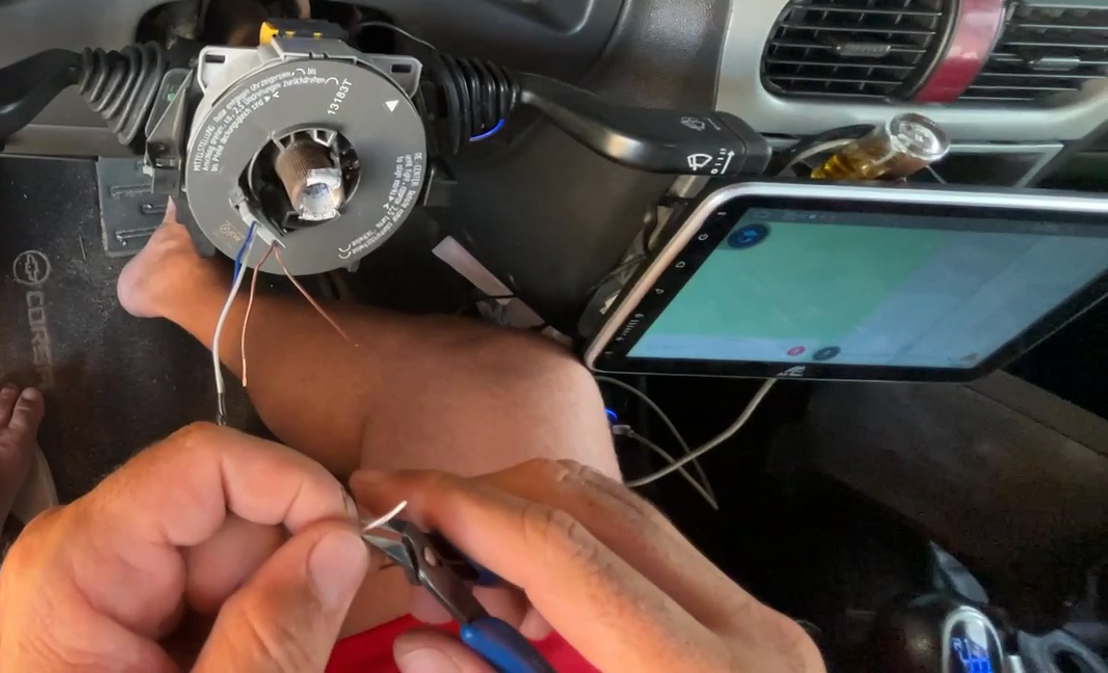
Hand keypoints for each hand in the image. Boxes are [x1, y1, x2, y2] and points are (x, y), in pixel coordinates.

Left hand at [0, 423, 370, 671]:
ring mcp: (102, 569)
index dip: (287, 482)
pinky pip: (209, 582)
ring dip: (273, 594)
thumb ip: (275, 638)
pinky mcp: (122, 600)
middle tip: (324, 637)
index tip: (356, 541)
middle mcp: (83, 541)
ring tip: (274, 665)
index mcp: (78, 558)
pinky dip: (250, 616)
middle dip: (285, 554)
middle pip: (216, 503)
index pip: (199, 463)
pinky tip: (248, 663)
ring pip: (224, 542)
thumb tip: (346, 538)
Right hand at [351, 460, 822, 672]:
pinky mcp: (747, 621)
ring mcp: (755, 617)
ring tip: (464, 580)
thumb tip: (415, 643)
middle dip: (474, 499)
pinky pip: (627, 540)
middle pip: (574, 496)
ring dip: (511, 516)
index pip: (554, 544)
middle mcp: (745, 627)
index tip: (377, 489)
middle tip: (414, 540)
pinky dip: (555, 543)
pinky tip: (527, 605)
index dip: (451, 505)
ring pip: (601, 503)